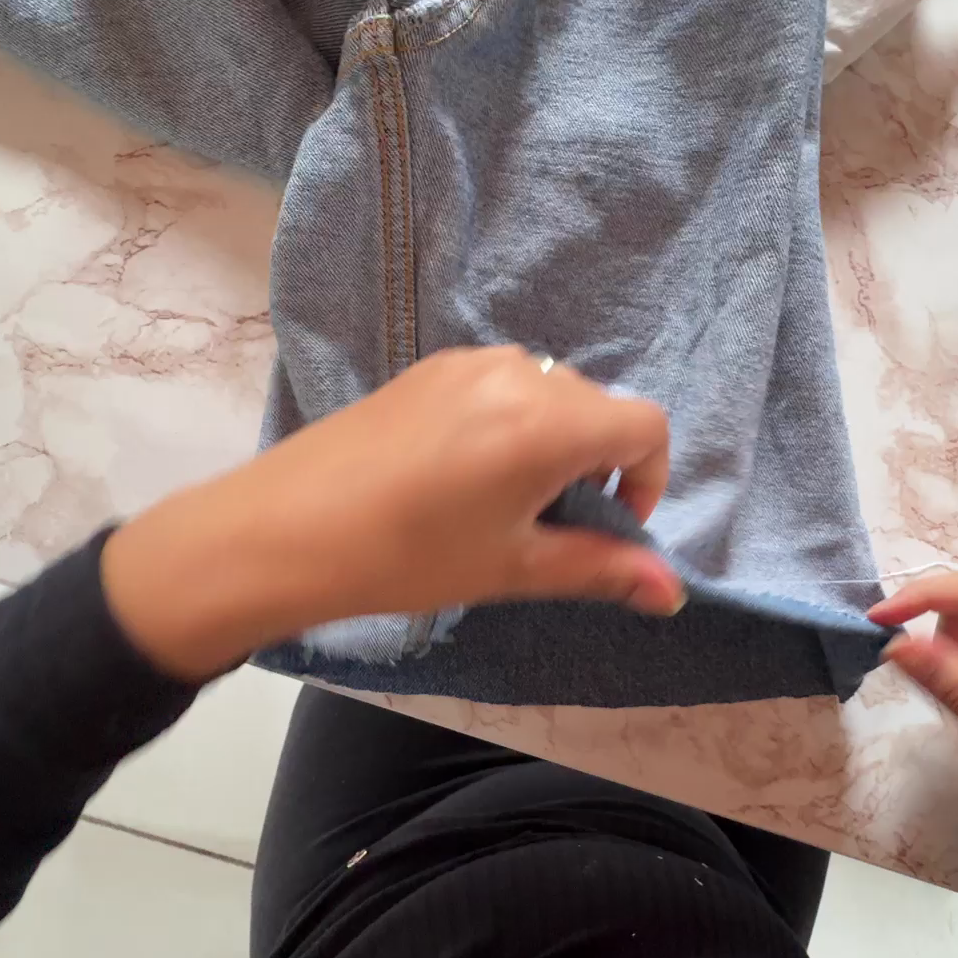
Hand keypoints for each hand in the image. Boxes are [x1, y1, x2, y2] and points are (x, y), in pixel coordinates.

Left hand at [102, 346, 683, 680]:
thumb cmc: (408, 557)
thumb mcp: (514, 568)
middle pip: (600, 409)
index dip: (646, 481)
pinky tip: (468, 471)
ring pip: (554, 394)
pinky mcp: (433, 367)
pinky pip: (507, 385)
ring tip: (508, 498)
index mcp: (548, 420)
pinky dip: (517, 423)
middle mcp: (518, 371)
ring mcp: (470, 362)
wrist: (283, 530)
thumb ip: (602, 570)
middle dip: (600, 466)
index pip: (646, 426)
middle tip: (553, 522)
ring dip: (558, 443)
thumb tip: (675, 595)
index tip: (607, 525)